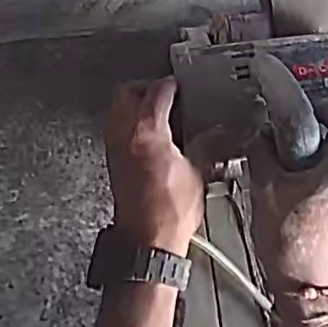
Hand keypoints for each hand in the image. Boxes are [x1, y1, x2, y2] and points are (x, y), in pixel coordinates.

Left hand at [104, 77, 203, 256]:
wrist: (147, 240)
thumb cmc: (170, 212)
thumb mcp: (197, 172)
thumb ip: (204, 145)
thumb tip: (213, 133)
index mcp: (147, 132)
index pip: (156, 92)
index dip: (171, 85)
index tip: (179, 86)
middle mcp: (125, 134)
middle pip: (127, 93)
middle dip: (147, 88)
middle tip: (166, 94)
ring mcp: (115, 147)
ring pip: (118, 109)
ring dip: (136, 105)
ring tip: (159, 112)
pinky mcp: (113, 161)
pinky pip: (118, 128)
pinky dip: (131, 123)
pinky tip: (151, 135)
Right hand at [247, 100, 327, 290]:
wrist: (301, 285)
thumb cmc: (289, 241)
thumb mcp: (265, 187)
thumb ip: (261, 152)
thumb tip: (259, 136)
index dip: (326, 107)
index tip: (305, 107)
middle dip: (310, 133)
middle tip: (283, 134)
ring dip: (307, 156)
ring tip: (278, 161)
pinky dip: (309, 175)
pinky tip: (283, 185)